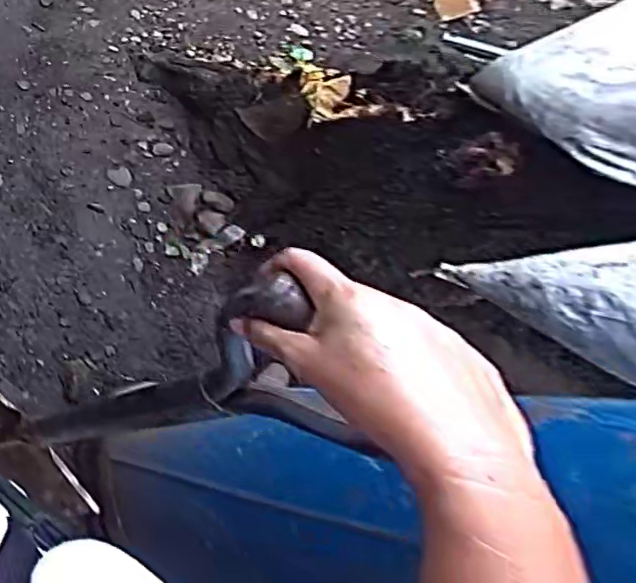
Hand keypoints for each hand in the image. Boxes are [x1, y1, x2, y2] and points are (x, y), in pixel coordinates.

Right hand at [237, 249, 537, 491]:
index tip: (273, 285)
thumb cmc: (385, 407)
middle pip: (343, 295)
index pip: (298, 259)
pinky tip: (401, 392)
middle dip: (323, 316)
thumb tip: (247, 324)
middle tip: (316, 349)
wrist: (461, 456)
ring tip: (363, 378)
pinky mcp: (468, 359)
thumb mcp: (303, 364)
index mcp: (349, 297)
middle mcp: (395, 305)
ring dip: (366, 339)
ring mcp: (437, 331)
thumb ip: (265, 335)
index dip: (276, 268)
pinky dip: (407, 363)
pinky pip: (425, 348)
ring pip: (384, 322)